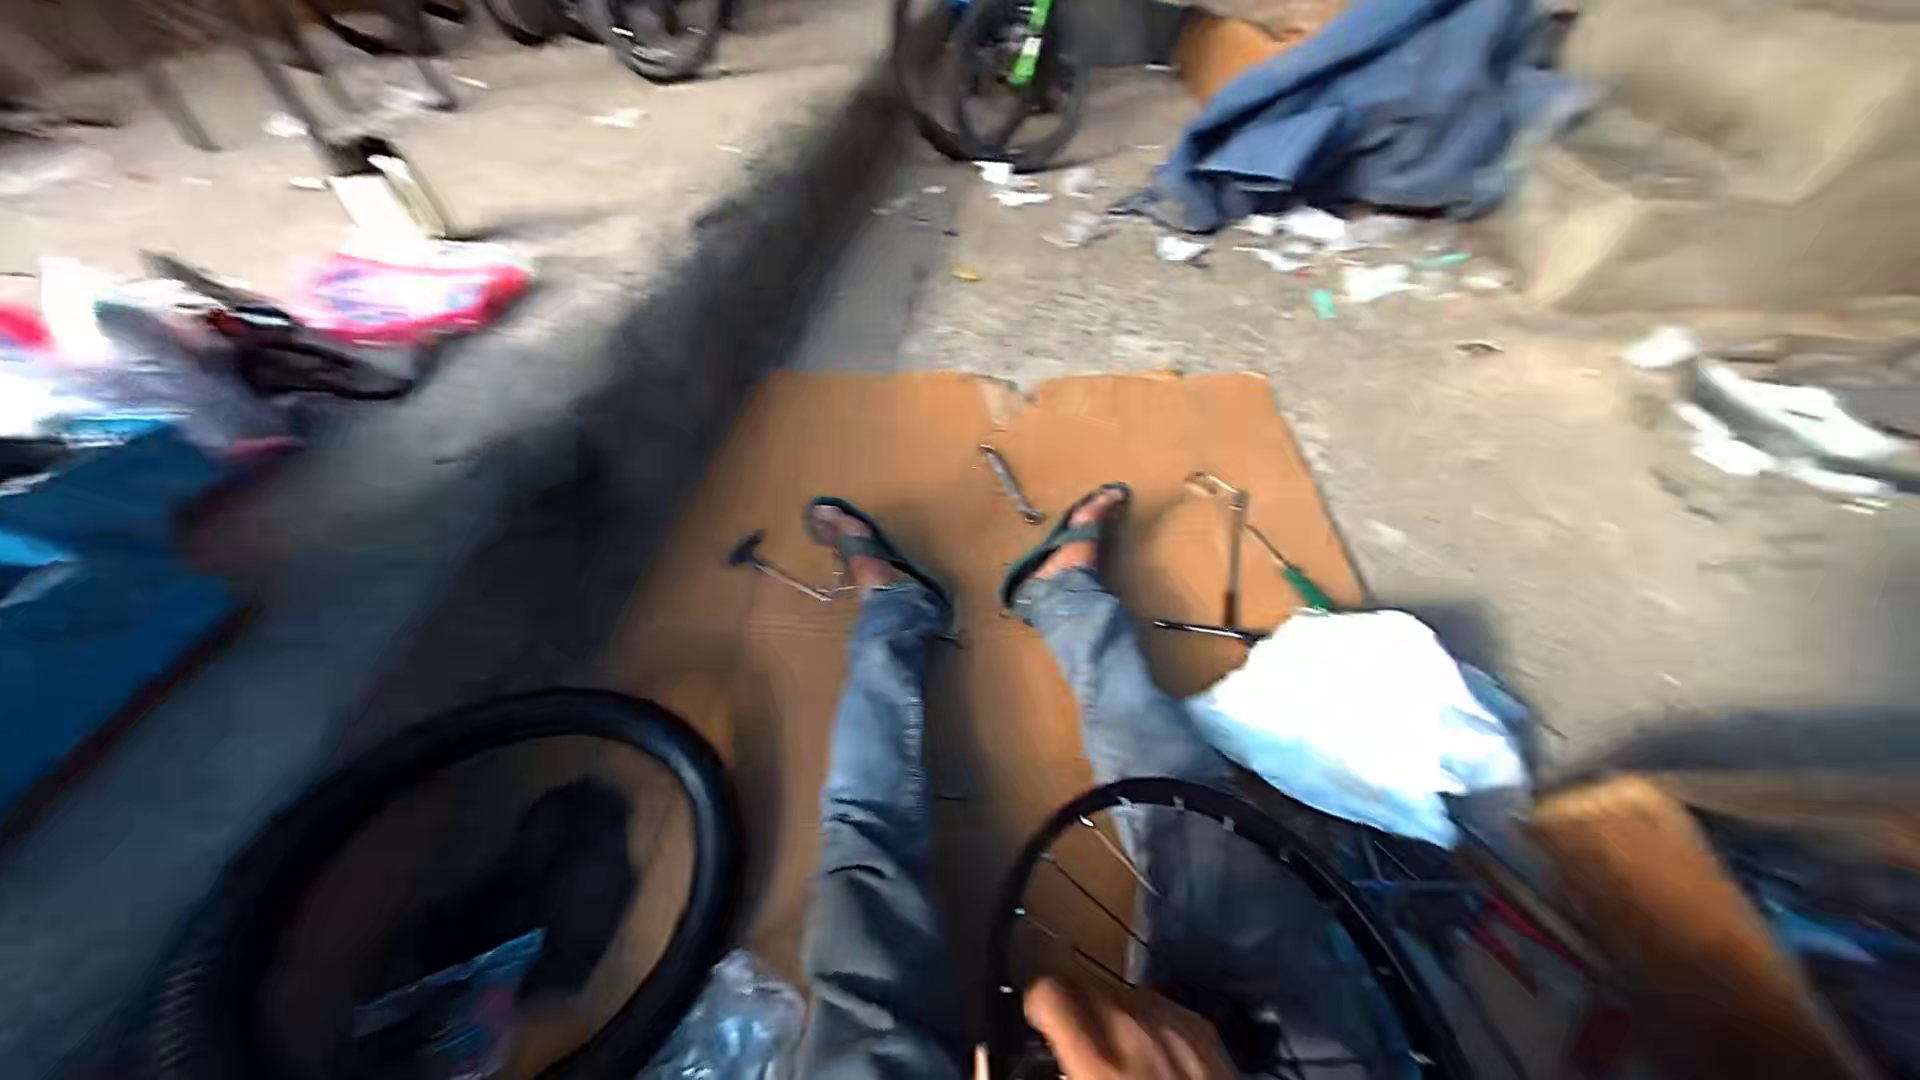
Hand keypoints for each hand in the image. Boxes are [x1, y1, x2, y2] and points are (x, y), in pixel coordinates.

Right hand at [1022, 976, 1236, 1079]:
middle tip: (1073, 1045)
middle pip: (1083, 983)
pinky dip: (1147, 1022)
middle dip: (1071, 1008)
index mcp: (1103, 1069)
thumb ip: (1075, 1072)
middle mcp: (1136, 1032)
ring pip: (1120, 992)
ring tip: (1118, 1055)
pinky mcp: (1204, 1030)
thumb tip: (1057, 1064)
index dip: (1036, 1003)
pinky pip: (1159, 1005)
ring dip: (1110, 1015)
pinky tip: (1155, 1058)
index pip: (1050, 993)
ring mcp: (1175, 1025)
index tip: (1036, 1023)